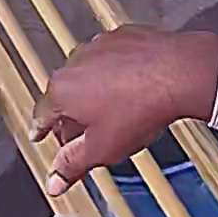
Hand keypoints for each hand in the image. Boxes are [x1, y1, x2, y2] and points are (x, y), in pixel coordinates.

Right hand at [30, 27, 217, 196]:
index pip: (41, 115)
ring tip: (114, 112)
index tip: (40, 135)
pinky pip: (111, 58)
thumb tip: (55, 180)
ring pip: (88, 73)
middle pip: (65, 93)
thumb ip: (72, 165)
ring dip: (94, 91)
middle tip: (84, 135)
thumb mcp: (102, 148)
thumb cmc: (139, 108)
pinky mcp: (122, 35)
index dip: (42, 131)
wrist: (177, 72)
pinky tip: (131, 88)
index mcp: (63, 90)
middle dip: (72, 114)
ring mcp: (99, 45)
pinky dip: (115, 72)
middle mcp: (76, 62)